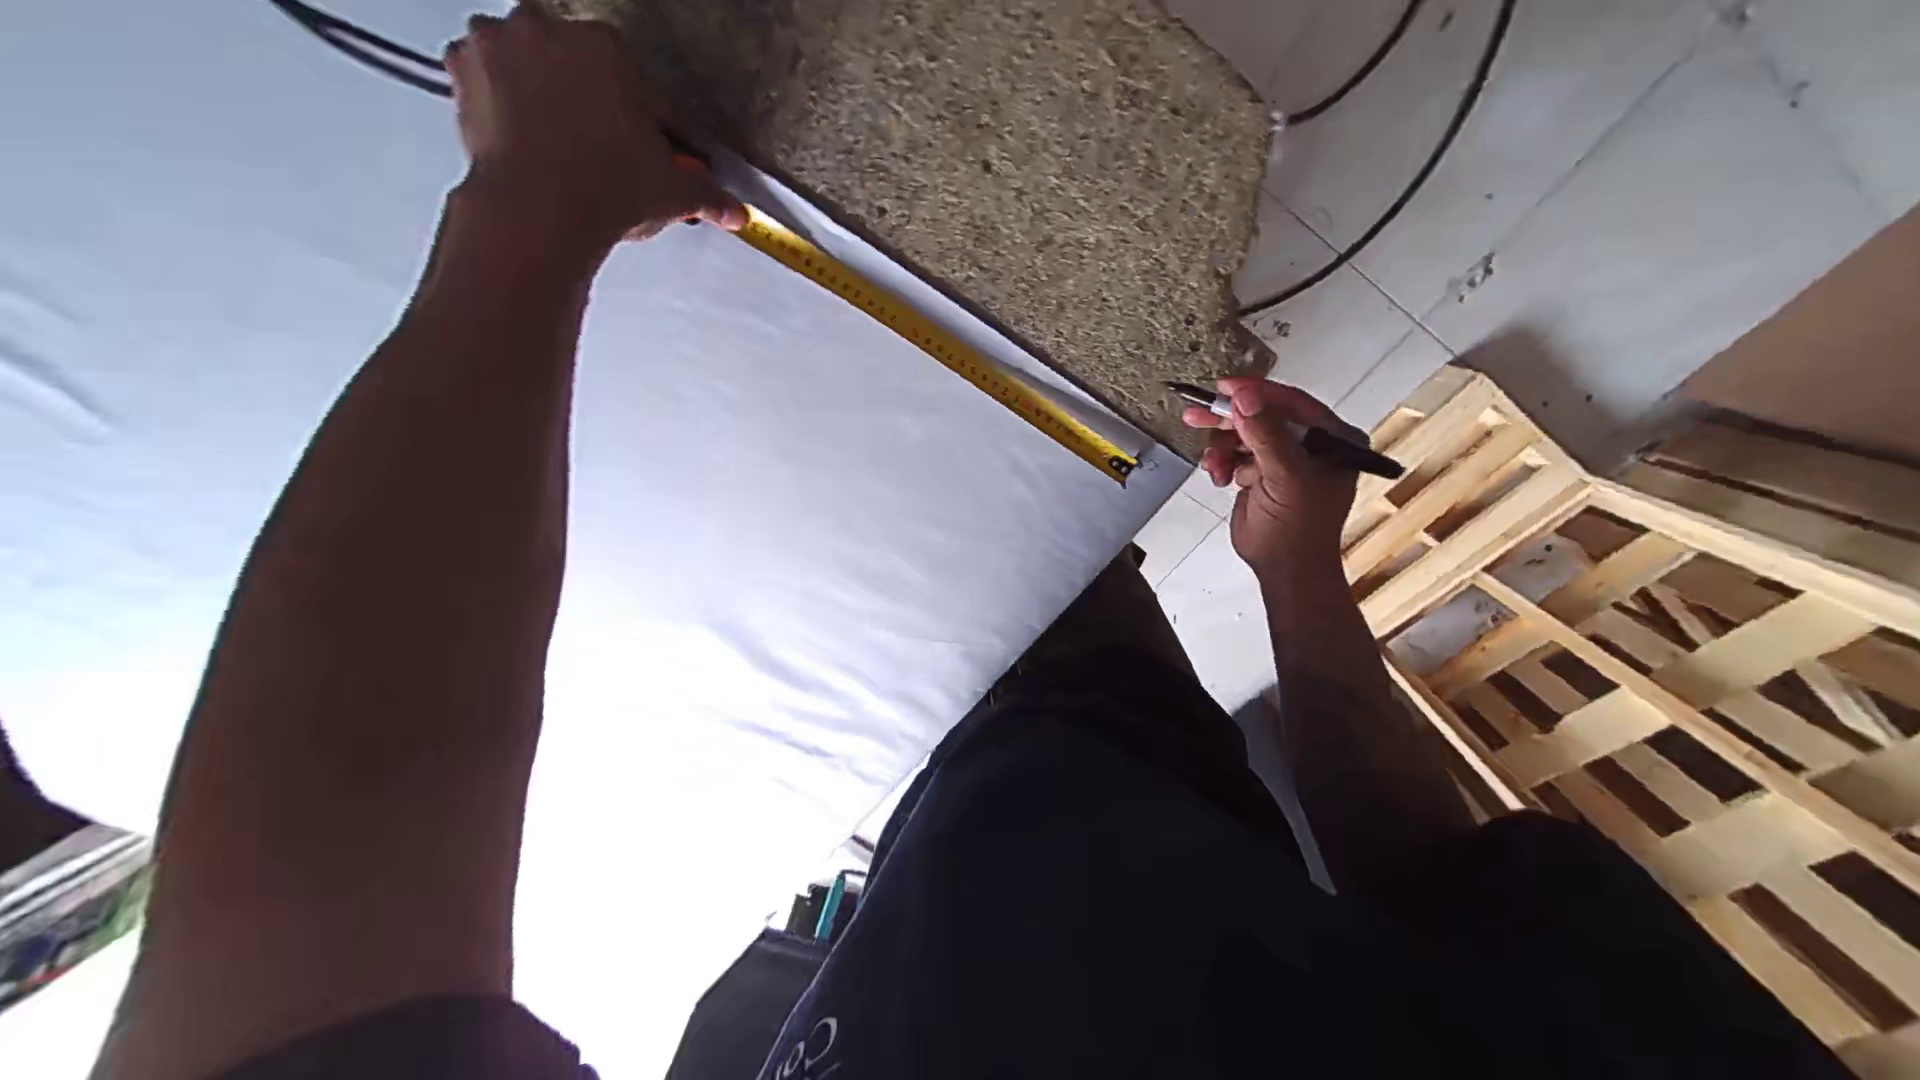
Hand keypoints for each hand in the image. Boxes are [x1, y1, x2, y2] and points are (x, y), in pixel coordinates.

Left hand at [443, 5, 745, 253]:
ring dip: (547, 94)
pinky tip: (527, 136)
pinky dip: (505, 99)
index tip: (650, 152)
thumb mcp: (673, 192)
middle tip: (606, 152)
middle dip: (596, 103)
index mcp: (608, 47)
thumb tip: (734, 210)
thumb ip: (708, 195)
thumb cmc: (605, 188)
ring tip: (565, 147)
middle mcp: (551, 30)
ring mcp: (501, 43)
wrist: (540, 210)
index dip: (651, 127)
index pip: (641, 91)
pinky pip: (488, 75)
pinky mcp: (463, 67)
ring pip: (534, 65)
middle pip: (583, 70)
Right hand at [1182, 378, 1361, 579]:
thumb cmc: (1297, 526)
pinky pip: (1234, 455)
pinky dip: (1222, 462)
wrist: (1284, 567)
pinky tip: (1220, 476)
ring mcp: (1281, 460)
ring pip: (1243, 435)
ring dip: (1222, 446)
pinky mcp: (1259, 474)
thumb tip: (1244, 396)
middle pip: (1261, 416)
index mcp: (1330, 438)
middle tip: (1197, 413)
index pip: (1291, 402)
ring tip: (1212, 461)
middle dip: (1229, 419)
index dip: (1256, 392)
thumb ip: (1265, 434)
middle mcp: (1308, 444)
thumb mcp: (1285, 475)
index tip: (1224, 387)